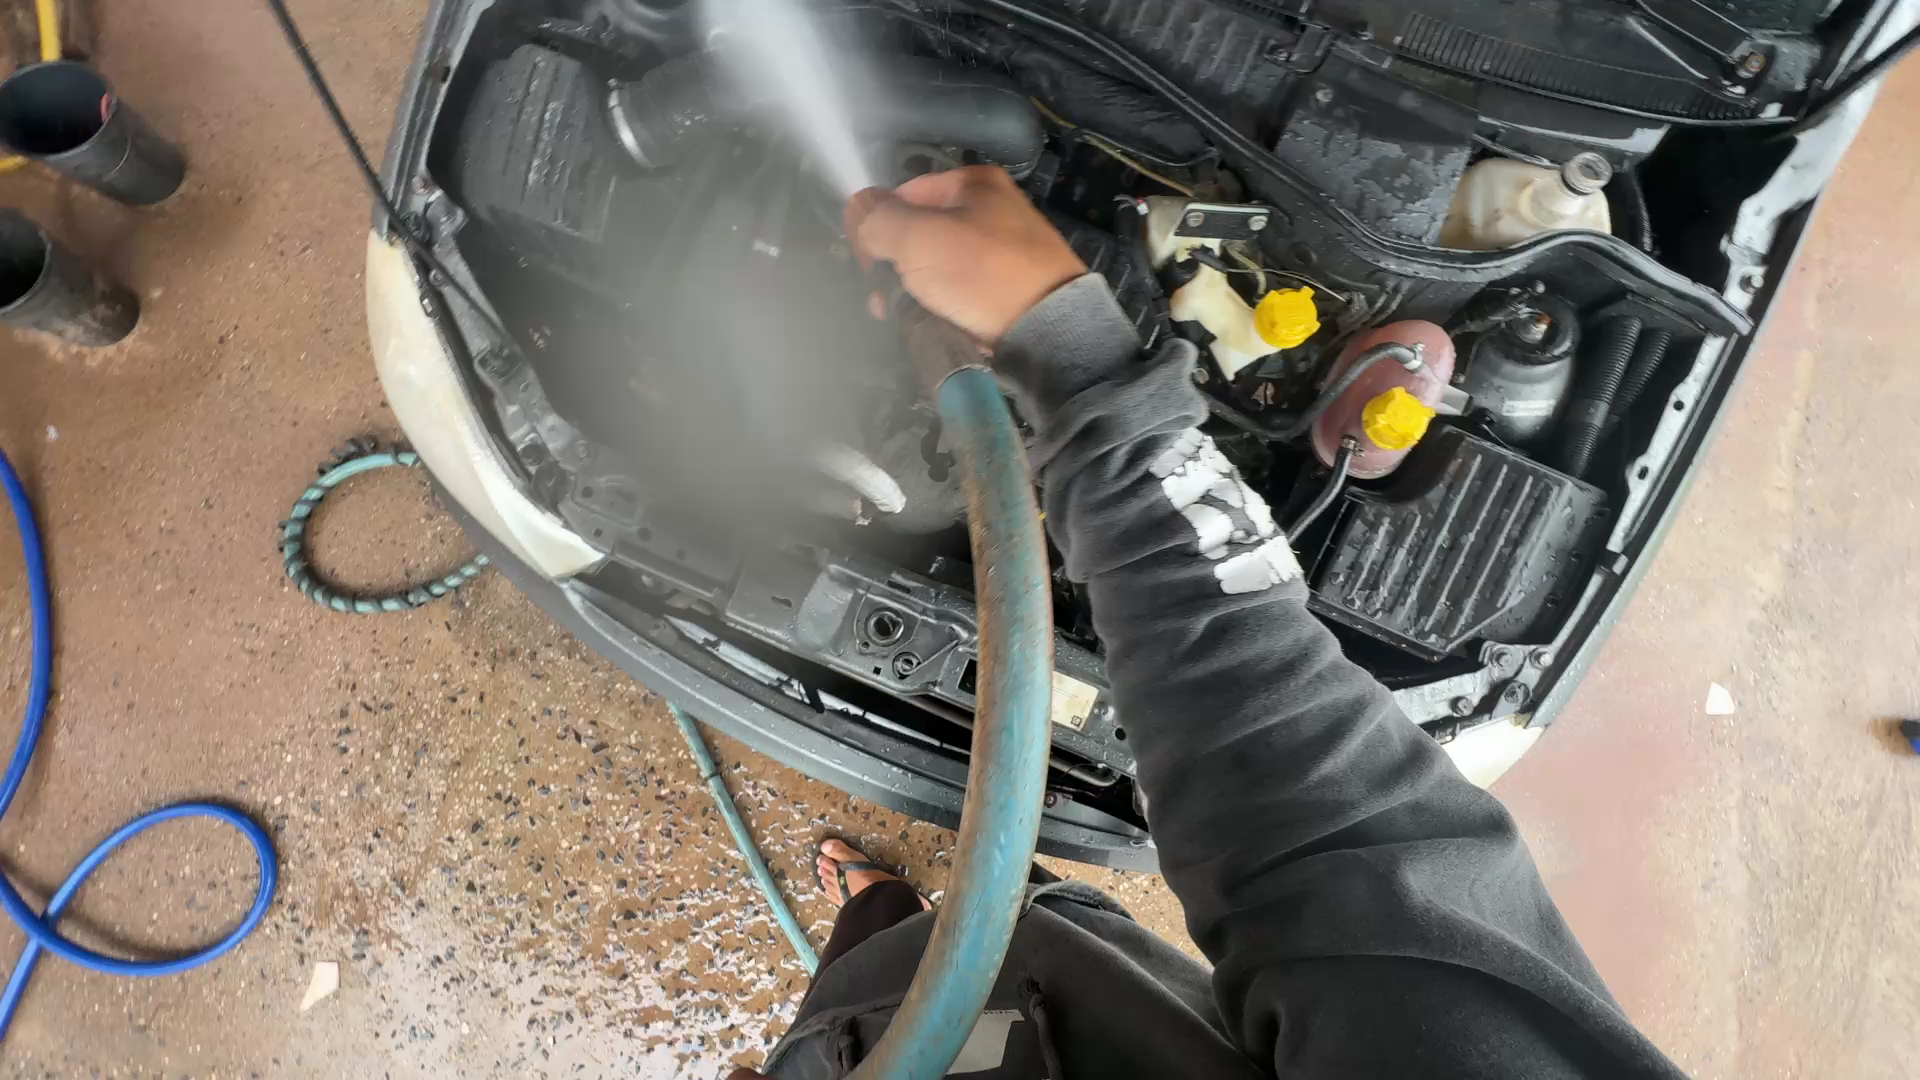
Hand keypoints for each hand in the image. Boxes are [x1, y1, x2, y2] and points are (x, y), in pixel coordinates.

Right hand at [845, 166, 1087, 346]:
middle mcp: (989, 213)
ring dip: (911, 294)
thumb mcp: (919, 238)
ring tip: (903, 316)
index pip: (903, 193)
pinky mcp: (1006, 295)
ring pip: (935, 271)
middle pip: (918, 236)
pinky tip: (932, 325)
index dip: (876, 223)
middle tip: (882, 296)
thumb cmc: (983, 274)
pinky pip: (958, 297)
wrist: (1049, 331)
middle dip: (893, 268)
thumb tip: (857, 210)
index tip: (864, 260)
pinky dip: (940, 310)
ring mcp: (1000, 256)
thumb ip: (879, 219)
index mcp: (972, 184)